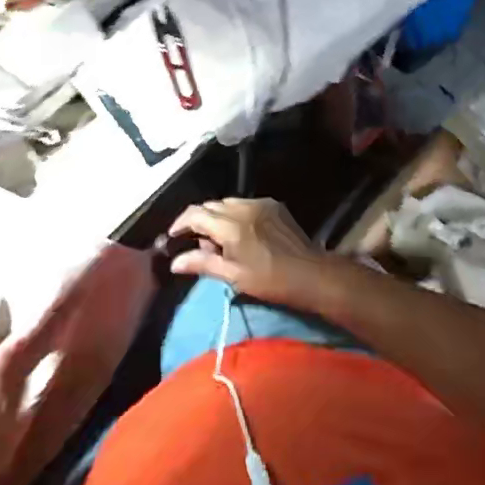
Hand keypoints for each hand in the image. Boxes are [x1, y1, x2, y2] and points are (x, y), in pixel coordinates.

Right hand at [167, 198, 333, 308]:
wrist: (312, 275)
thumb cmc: (271, 281)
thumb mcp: (234, 276)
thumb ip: (202, 264)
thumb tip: (174, 262)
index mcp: (230, 226)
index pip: (195, 214)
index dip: (180, 223)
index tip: (173, 236)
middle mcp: (242, 207)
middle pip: (210, 205)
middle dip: (198, 220)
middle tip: (197, 244)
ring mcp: (259, 203)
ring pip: (227, 202)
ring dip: (217, 216)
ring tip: (219, 241)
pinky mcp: (272, 204)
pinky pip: (244, 203)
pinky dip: (234, 214)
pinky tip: (240, 233)